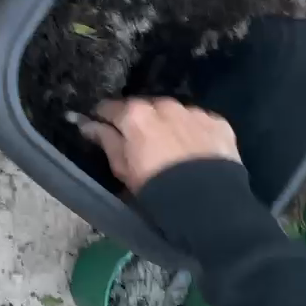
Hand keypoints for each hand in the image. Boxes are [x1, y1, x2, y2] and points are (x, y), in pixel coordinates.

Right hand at [75, 98, 239, 193]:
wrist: (206, 200)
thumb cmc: (154, 183)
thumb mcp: (121, 166)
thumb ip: (104, 139)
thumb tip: (87, 124)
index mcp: (134, 114)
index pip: (109, 107)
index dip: (104, 118)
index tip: (103, 128)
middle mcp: (163, 105)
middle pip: (144, 107)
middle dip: (139, 119)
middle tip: (139, 140)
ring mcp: (193, 112)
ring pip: (172, 111)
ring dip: (167, 122)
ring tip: (169, 144)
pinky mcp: (218, 122)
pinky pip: (198, 121)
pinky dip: (192, 129)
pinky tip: (194, 147)